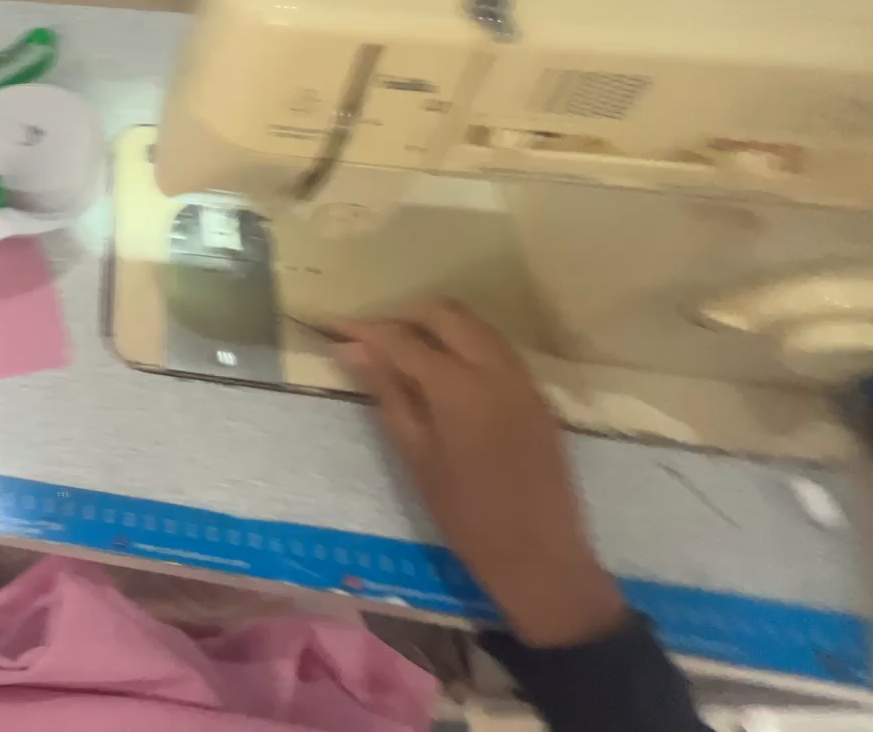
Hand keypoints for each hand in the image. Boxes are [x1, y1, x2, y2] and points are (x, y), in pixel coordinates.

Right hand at [335, 299, 627, 647]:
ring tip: (399, 348)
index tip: (332, 327)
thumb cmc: (464, 512)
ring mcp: (523, 381)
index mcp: (459, 388)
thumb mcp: (413, 452)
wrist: (541, 558)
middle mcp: (496, 371)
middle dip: (401, 315)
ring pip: (475, 325)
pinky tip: (439, 370)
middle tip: (367, 337)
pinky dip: (462, 343)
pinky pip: (495, 348)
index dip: (362, 329)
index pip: (401, 339)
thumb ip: (386, 391)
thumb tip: (351, 348)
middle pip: (445, 313)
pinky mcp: (537, 396)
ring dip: (435, 325)